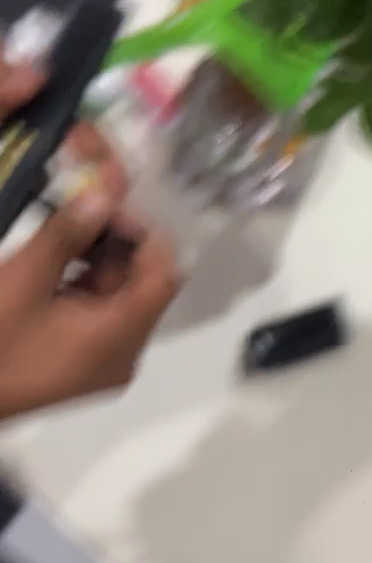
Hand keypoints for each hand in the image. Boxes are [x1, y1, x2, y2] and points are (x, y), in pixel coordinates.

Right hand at [0, 58, 180, 420]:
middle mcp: (122, 355)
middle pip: (141, 287)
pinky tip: (57, 262)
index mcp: (121, 340)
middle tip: (92, 214)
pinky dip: (78, 287)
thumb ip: (63, 239)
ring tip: (70, 234)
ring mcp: (96, 363)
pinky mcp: (69, 365)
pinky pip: (89, 316)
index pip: (163, 276)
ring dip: (96, 264)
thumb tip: (99, 197)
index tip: (119, 208)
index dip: (147, 237)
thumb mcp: (16, 286)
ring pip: (114, 299)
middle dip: (119, 248)